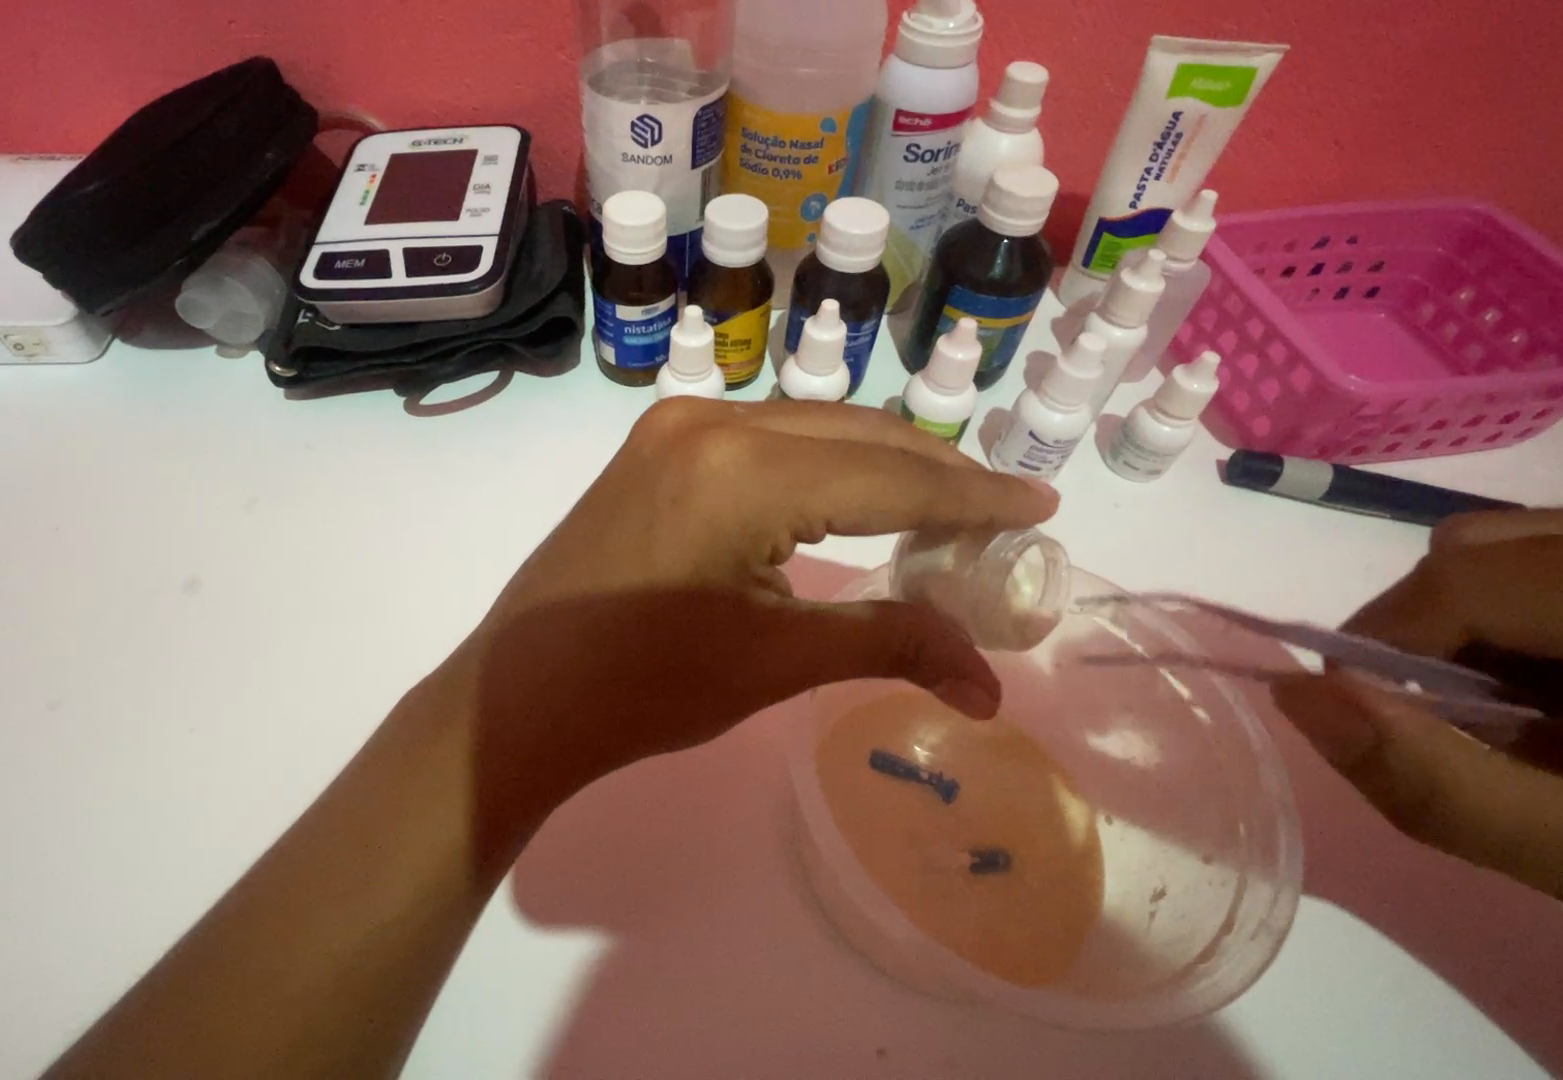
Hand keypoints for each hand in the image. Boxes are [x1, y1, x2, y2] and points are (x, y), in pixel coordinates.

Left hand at [42, 398, 1057, 1079]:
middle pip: (856, 436)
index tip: (1039, 506)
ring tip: (941, 507)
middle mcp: (710, 422)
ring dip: (878, 464)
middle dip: (934, 474)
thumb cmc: (644, 689)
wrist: (522, 695)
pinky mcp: (654, 445)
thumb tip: (992, 681)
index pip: (891, 475)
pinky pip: (765, 438)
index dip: (973, 495)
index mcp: (744, 470)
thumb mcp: (774, 662)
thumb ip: (889, 643)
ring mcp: (674, 426)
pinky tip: (852, 495)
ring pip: (811, 429)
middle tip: (998, 515)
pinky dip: (821, 464)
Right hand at [1273, 510, 1562, 930]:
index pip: (1473, 580)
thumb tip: (1295, 695)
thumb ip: (1438, 783)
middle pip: (1490, 548)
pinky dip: (1533, 615)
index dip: (1387, 641)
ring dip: (1478, 626)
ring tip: (1535, 717)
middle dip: (1435, 638)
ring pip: (1522, 542)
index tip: (1370, 719)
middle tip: (1472, 732)